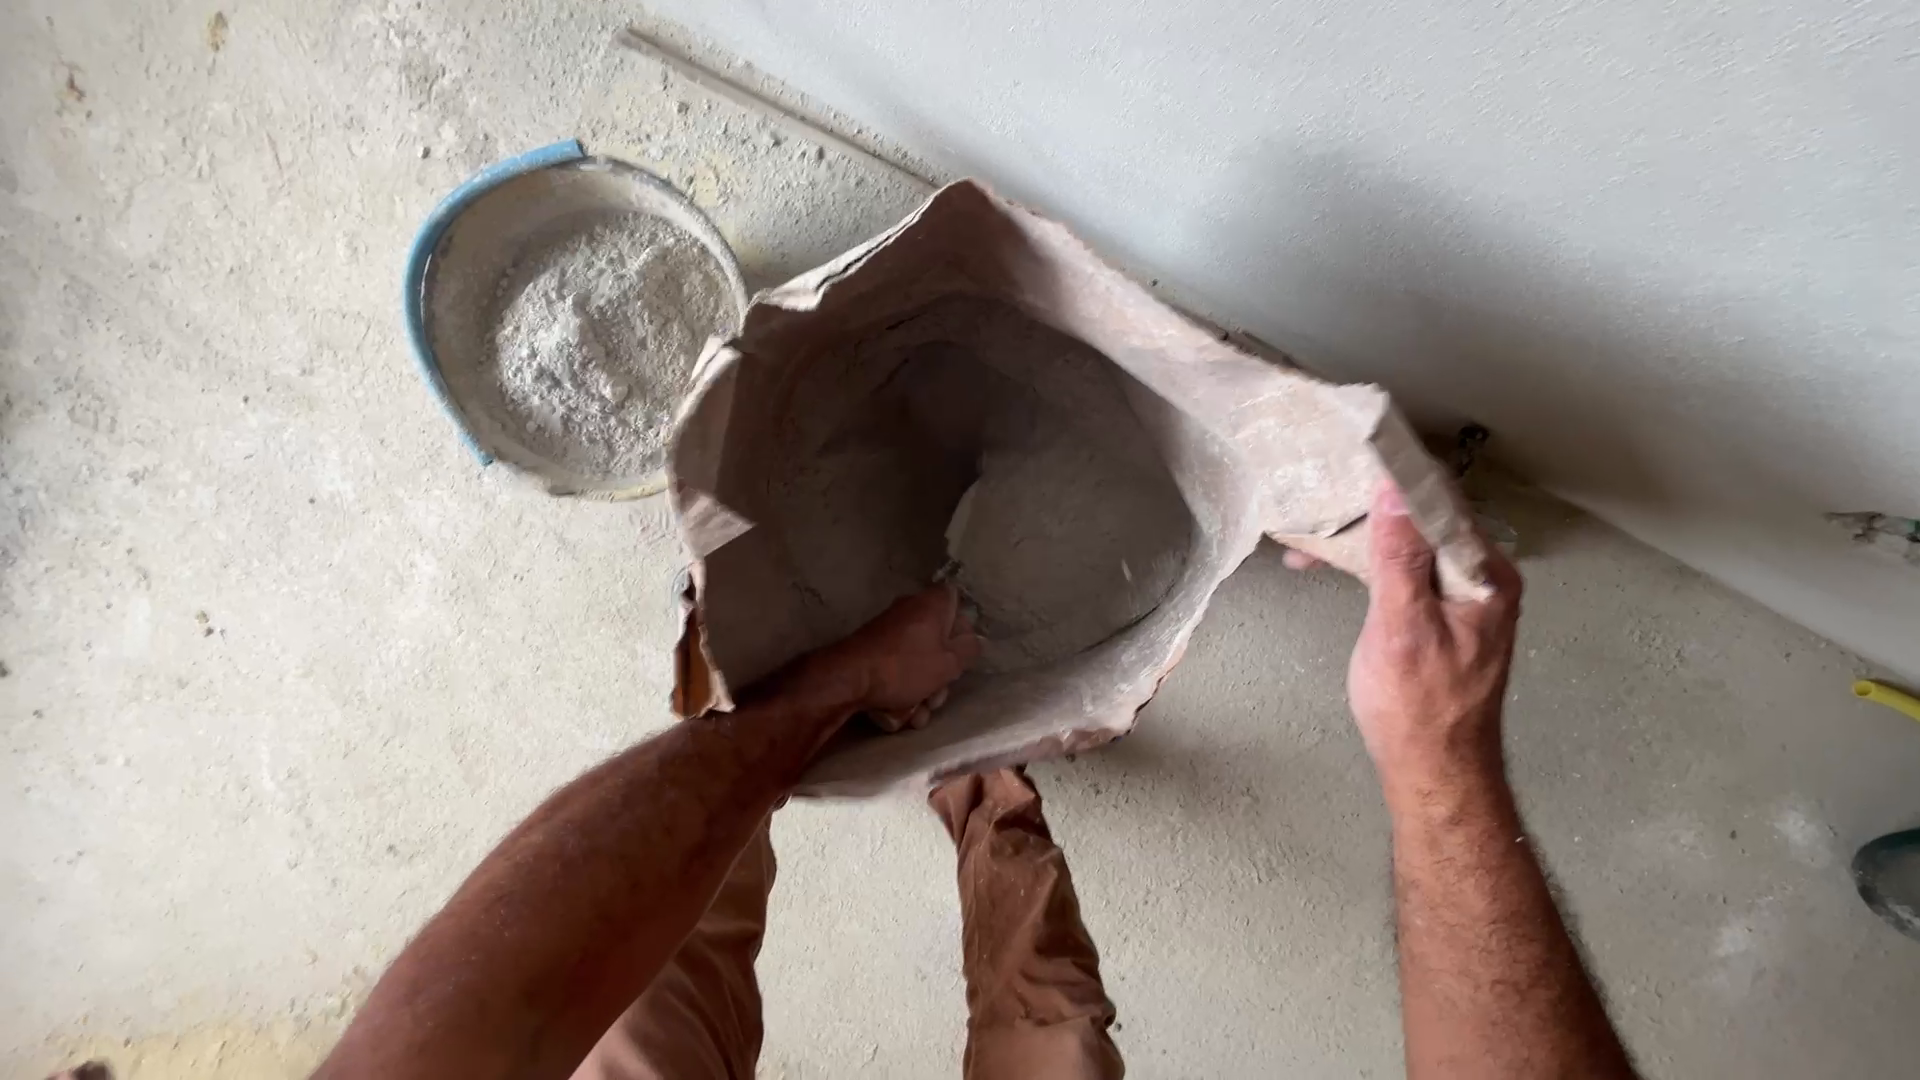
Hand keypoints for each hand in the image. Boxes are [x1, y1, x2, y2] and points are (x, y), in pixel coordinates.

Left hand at [819, 584, 981, 729]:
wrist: (848, 679)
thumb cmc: (905, 667)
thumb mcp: (948, 664)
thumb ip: (969, 651)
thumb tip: (975, 641)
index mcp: (931, 604)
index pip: (956, 601)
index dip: (962, 627)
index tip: (961, 652)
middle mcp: (910, 611)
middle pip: (939, 639)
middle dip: (942, 674)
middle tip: (937, 695)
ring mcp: (890, 631)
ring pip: (918, 661)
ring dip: (923, 691)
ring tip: (917, 713)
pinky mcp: (874, 651)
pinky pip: (898, 669)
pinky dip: (902, 689)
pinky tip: (900, 713)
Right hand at [1347, 481, 1521, 791]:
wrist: (1432, 768)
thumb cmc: (1416, 704)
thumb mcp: (1402, 627)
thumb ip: (1400, 560)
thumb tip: (1394, 494)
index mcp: (1484, 576)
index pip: (1443, 506)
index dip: (1396, 483)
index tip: (1349, 466)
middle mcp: (1480, 579)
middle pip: (1424, 523)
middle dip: (1368, 513)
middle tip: (1317, 508)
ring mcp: (1460, 597)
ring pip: (1409, 547)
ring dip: (1362, 540)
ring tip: (1311, 542)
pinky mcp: (1438, 614)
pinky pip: (1404, 571)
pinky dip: (1369, 565)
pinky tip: (1335, 567)